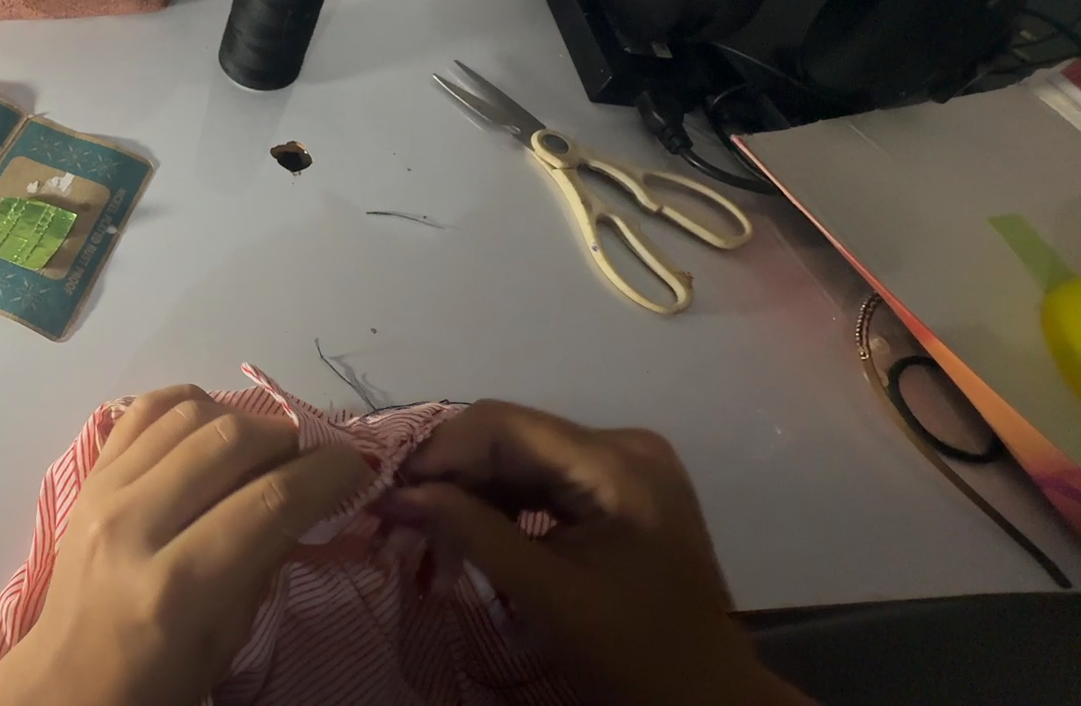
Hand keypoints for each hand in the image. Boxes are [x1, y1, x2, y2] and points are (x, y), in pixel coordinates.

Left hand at [0, 385, 369, 705]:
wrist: (68, 679)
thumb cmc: (157, 679)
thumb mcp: (227, 639)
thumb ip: (266, 557)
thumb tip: (311, 490)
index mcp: (174, 589)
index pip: (267, 502)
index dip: (324, 473)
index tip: (356, 464)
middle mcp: (134, 525)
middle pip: (229, 442)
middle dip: (287, 437)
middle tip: (313, 453)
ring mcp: (104, 490)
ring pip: (187, 413)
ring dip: (241, 416)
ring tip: (265, 442)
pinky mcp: (90, 474)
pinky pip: (145, 409)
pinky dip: (188, 403)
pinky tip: (212, 420)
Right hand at [374, 401, 810, 705]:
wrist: (709, 702)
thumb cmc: (632, 654)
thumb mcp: (543, 593)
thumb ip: (468, 531)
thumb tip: (396, 494)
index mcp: (617, 465)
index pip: (504, 426)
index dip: (441, 449)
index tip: (395, 487)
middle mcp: (621, 444)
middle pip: (508, 435)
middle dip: (451, 471)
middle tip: (403, 508)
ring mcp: (620, 460)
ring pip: (516, 452)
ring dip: (469, 485)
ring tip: (430, 522)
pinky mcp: (613, 481)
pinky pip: (537, 471)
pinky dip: (497, 497)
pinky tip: (471, 523)